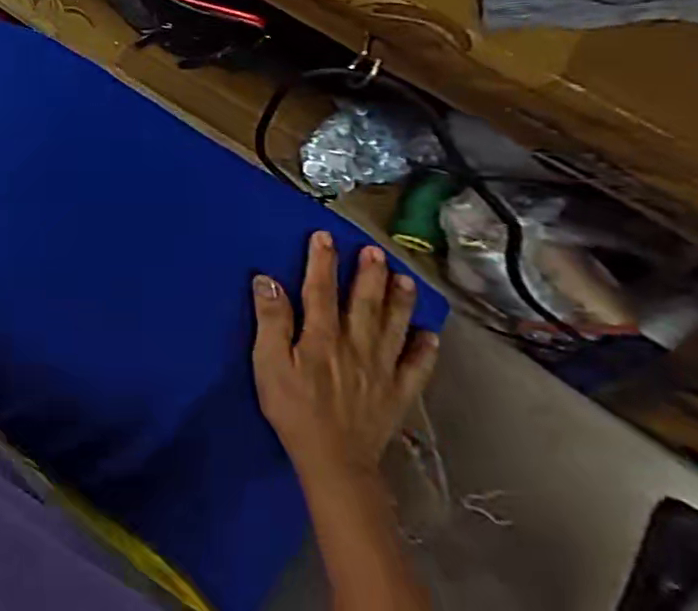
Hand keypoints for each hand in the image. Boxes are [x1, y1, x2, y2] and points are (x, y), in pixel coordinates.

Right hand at [252, 234, 439, 481]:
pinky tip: (430, 336)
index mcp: (322, 335)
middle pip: (364, 302)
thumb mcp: (269, 364)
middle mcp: (356, 344)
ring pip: (394, 326)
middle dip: (369, 273)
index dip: (322, 261)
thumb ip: (271, 321)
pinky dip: (425, 350)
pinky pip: (416, 367)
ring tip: (405, 279)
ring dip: (400, 301)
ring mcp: (382, 368)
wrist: (334, 461)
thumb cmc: (293, 409)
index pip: (321, 289)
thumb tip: (267, 280)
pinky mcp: (398, 393)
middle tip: (374, 251)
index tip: (324, 236)